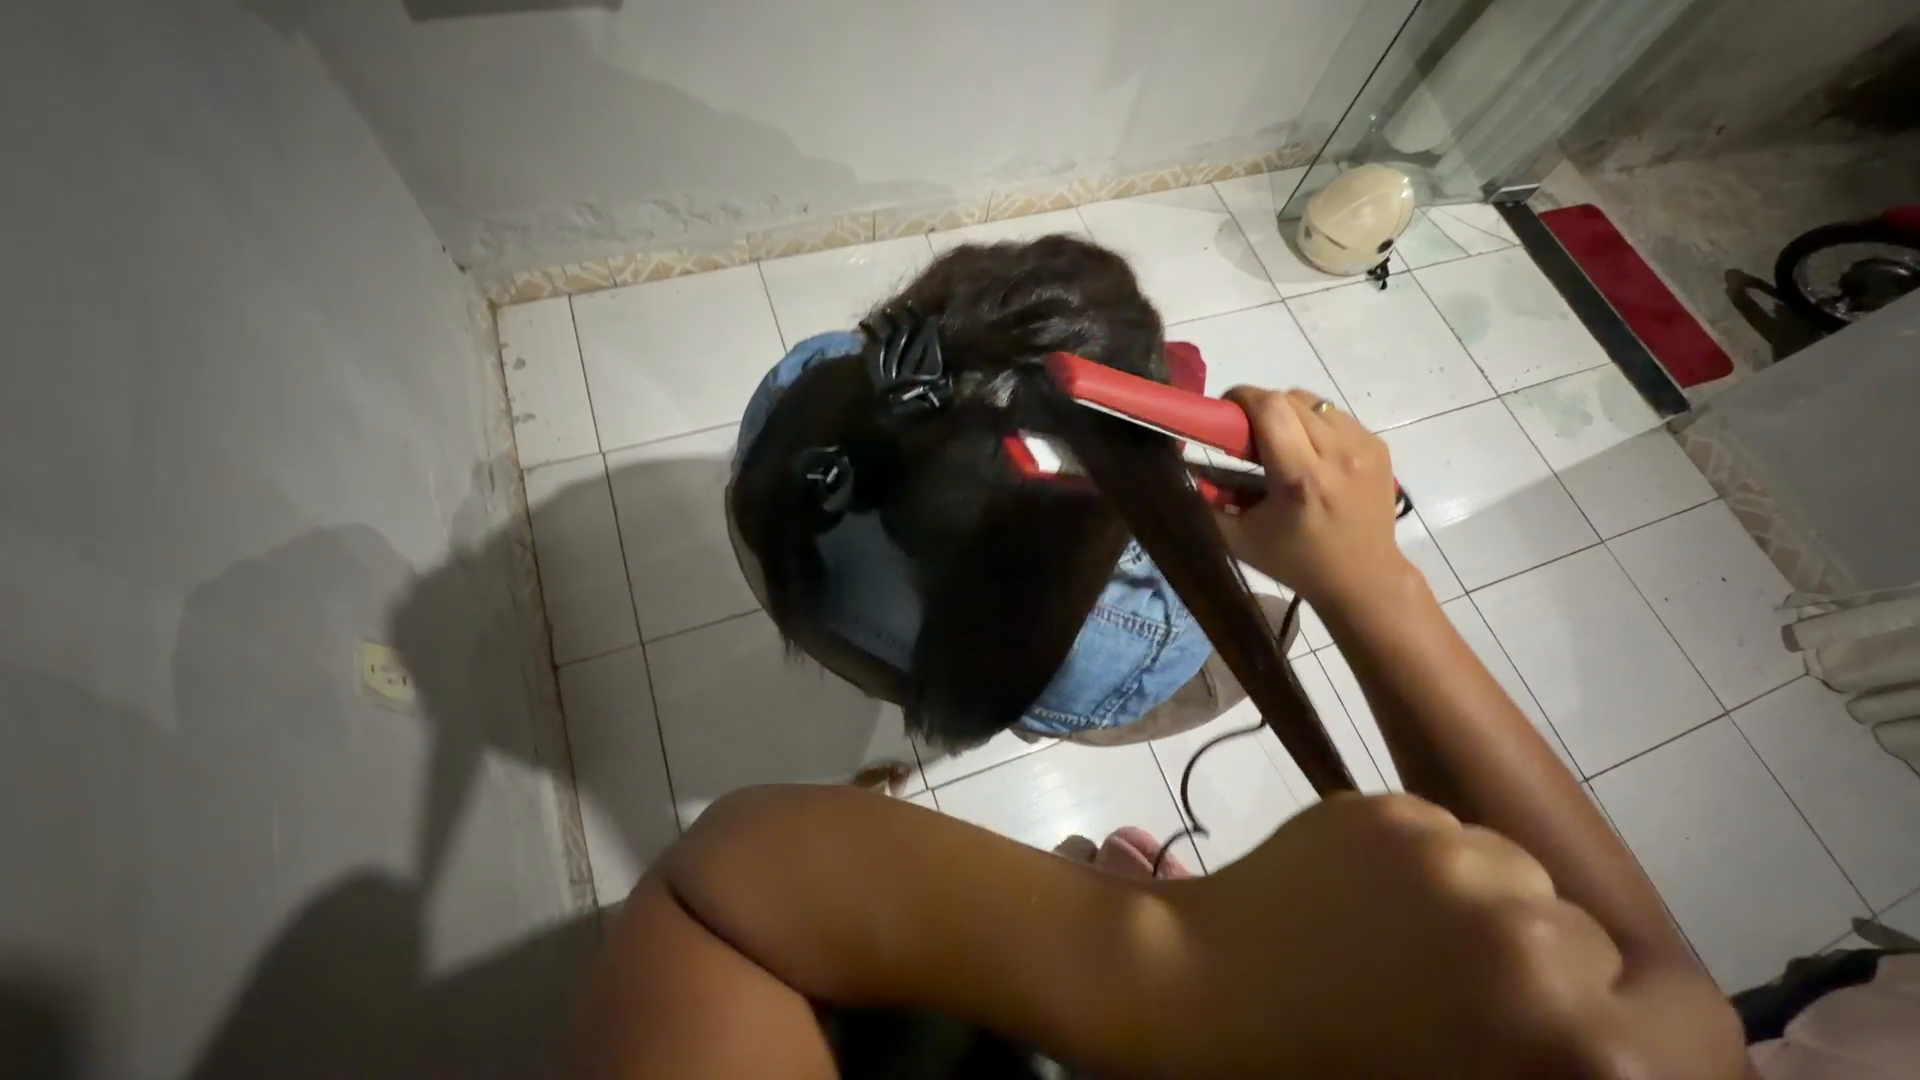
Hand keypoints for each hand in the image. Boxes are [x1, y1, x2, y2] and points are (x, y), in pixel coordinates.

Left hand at [1149, 794, 1724, 1076]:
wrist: (1206, 992)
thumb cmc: (1339, 1069)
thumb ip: (1571, 1052)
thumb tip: (1618, 1030)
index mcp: (1580, 1040)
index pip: (1696, 1016)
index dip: (1643, 1020)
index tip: (1587, 1021)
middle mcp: (1531, 935)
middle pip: (1585, 935)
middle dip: (1542, 961)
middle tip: (1463, 988)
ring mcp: (1448, 856)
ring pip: (1510, 869)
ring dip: (1478, 898)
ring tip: (1402, 935)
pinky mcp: (1383, 809)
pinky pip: (1439, 831)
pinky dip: (1416, 858)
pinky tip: (1360, 893)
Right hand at [1218, 387, 1410, 607]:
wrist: (1363, 578)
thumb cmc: (1295, 562)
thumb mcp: (1239, 538)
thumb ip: (1206, 502)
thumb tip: (1184, 467)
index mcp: (1300, 478)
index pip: (1270, 408)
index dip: (1242, 398)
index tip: (1225, 411)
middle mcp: (1337, 455)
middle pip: (1290, 398)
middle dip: (1261, 406)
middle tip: (1246, 432)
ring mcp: (1363, 447)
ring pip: (1314, 402)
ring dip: (1288, 413)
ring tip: (1278, 441)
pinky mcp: (1378, 447)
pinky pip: (1336, 416)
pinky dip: (1314, 424)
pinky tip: (1308, 452)